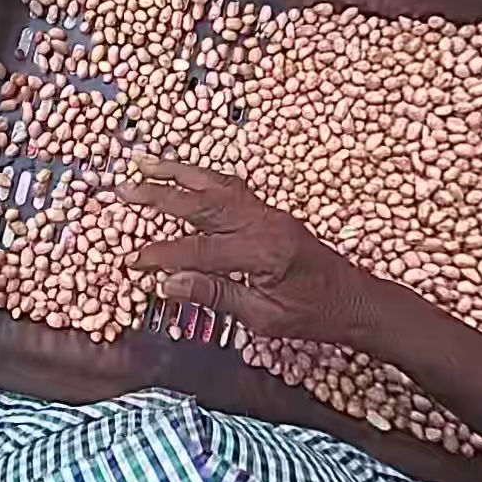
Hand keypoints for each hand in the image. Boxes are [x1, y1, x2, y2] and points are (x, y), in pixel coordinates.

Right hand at [115, 156, 379, 341]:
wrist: (357, 299)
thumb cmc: (315, 316)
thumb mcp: (266, 318)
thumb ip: (216, 295)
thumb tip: (168, 283)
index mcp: (261, 252)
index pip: (198, 250)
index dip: (162, 255)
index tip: (132, 261)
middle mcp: (262, 222)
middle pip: (201, 202)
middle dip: (159, 194)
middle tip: (125, 187)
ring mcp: (267, 211)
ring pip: (214, 184)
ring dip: (177, 172)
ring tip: (146, 162)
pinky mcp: (270, 209)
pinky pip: (229, 185)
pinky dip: (202, 177)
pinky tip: (185, 174)